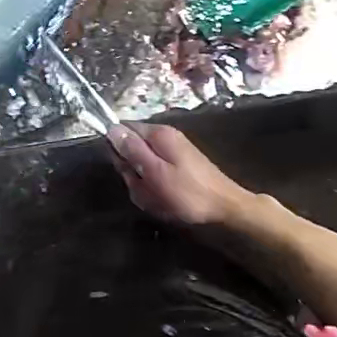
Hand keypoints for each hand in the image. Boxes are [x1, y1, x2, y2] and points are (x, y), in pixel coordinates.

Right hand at [107, 124, 253, 226]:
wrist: (225, 208)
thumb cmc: (188, 193)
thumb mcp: (155, 173)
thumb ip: (132, 150)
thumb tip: (111, 128)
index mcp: (158, 134)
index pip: (123, 130)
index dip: (117, 150)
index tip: (124, 170)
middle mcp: (165, 136)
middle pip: (132, 149)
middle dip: (131, 171)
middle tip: (143, 188)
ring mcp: (174, 151)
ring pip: (143, 165)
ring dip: (143, 184)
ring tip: (155, 197)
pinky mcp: (179, 165)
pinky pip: (156, 174)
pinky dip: (155, 188)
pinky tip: (164, 200)